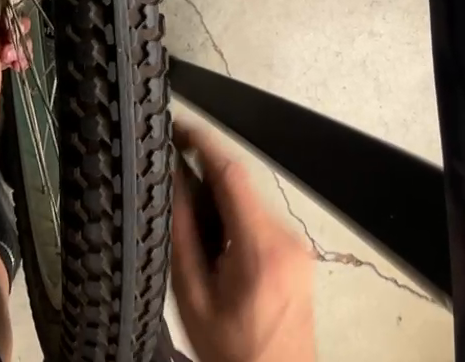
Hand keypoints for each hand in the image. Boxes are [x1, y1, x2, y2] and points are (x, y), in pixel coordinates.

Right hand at [169, 118, 314, 361]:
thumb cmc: (228, 350)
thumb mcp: (192, 294)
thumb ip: (182, 231)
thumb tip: (171, 179)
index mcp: (261, 247)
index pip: (231, 173)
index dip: (203, 142)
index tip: (175, 125)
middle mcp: (287, 238)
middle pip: (240, 183)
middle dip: (204, 170)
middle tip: (167, 168)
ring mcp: (297, 245)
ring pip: (249, 198)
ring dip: (217, 192)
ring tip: (185, 206)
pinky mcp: (298, 254)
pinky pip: (259, 216)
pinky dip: (232, 211)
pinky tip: (211, 231)